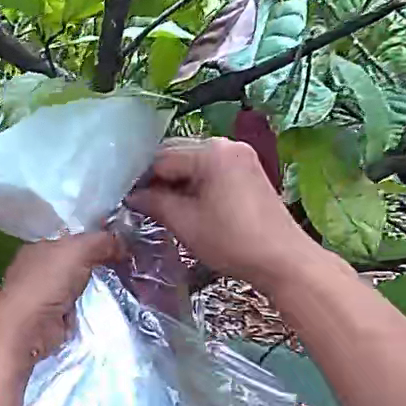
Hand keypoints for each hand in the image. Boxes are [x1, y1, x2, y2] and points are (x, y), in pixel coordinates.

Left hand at [0, 231, 123, 360]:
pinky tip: (112, 305)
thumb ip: (99, 242)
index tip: (125, 245)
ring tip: (129, 285)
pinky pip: (80, 306)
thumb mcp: (76, 251)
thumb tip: (121, 241)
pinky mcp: (53, 318)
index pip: (72, 240)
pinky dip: (92, 306)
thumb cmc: (46, 283)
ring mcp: (45, 295)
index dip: (97, 240)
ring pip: (80, 285)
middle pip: (77, 263)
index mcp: (39, 248)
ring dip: (99, 287)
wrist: (26, 329)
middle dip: (101, 264)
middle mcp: (39, 269)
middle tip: (131, 266)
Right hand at [126, 138, 321, 290]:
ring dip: (173, 181)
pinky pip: (208, 169)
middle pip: (176, 155)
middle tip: (137, 202)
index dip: (138, 179)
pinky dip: (192, 183)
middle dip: (155, 178)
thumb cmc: (231, 241)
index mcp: (210, 152)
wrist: (283, 260)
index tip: (123, 198)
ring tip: (157, 205)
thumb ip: (153, 202)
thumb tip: (131, 196)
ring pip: (191, 162)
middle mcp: (226, 145)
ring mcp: (239, 156)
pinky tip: (181, 203)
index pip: (159, 158)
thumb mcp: (184, 222)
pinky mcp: (246, 170)